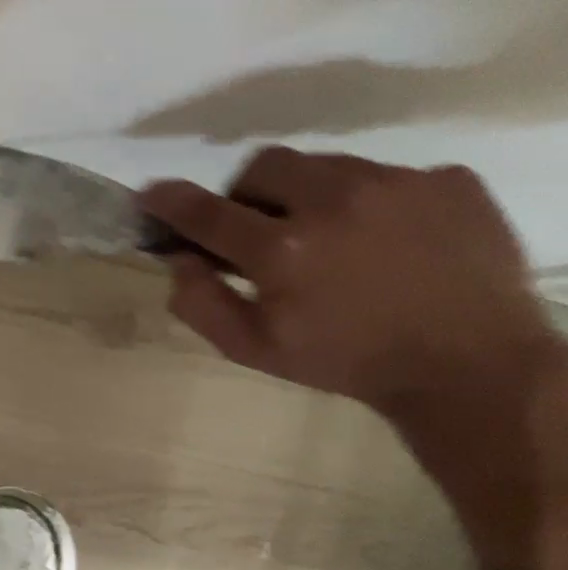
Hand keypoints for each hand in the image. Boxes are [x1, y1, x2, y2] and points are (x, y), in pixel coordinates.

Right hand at [138, 148, 557, 414]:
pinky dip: (367, 204)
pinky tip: (381, 243)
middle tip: (254, 228)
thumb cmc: (340, 359)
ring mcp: (398, 183)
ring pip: (326, 166)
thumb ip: (201, 302)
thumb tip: (179, 261)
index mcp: (282, 250)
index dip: (171, 202)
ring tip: (326, 239)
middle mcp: (337, 201)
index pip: (208, 213)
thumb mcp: (249, 348)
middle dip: (246, 193)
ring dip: (307, 196)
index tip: (149, 193)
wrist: (463, 358)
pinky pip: (386, 176)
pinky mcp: (447, 179)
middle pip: (266, 166)